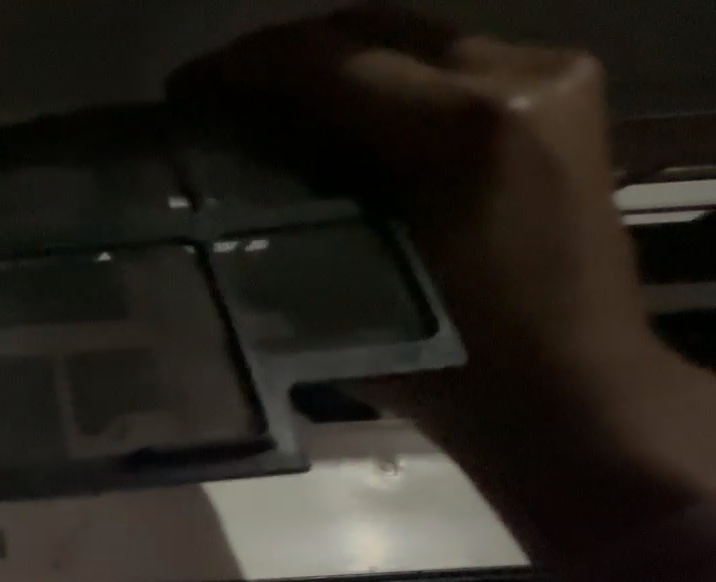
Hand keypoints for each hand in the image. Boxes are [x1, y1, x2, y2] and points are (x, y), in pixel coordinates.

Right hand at [175, 6, 715, 565]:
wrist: (563, 383)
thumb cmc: (439, 358)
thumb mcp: (342, 285)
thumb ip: (295, 208)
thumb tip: (228, 170)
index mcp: (462, 128)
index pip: (331, 62)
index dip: (246, 66)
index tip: (183, 89)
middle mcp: (518, 77)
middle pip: (373, 28)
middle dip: (281, 51)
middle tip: (214, 89)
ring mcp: (550, 78)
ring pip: (411, 36)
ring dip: (327, 61)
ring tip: (260, 101)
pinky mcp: (559, 97)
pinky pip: (446, 62)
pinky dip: (376, 78)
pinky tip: (332, 118)